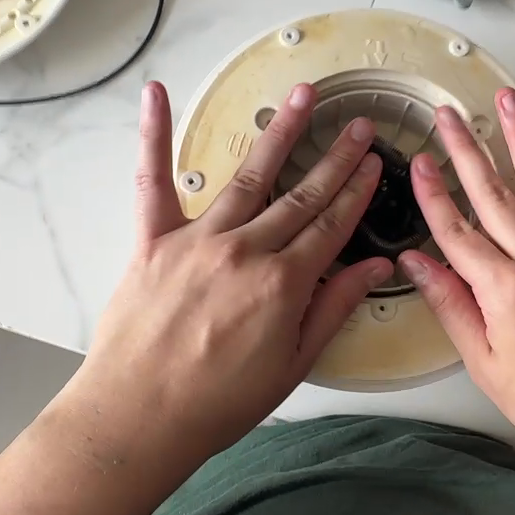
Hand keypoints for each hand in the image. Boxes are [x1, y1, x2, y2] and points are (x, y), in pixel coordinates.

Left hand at [60, 81, 391, 459]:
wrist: (138, 418)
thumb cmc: (219, 401)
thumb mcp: (294, 362)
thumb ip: (335, 306)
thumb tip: (375, 268)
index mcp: (284, 283)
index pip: (333, 224)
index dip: (358, 192)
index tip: (374, 165)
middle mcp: (245, 251)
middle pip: (302, 194)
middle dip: (336, 156)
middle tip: (357, 124)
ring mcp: (198, 240)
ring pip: (250, 176)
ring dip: (280, 132)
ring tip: (303, 96)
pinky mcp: (153, 241)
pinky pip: (152, 180)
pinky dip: (154, 135)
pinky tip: (156, 96)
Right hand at [398, 88, 514, 464]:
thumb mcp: (486, 364)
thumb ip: (452, 307)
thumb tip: (416, 265)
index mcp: (502, 289)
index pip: (456, 229)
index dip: (432, 193)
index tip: (417, 159)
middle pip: (494, 194)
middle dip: (467, 149)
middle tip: (448, 113)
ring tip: (508, 102)